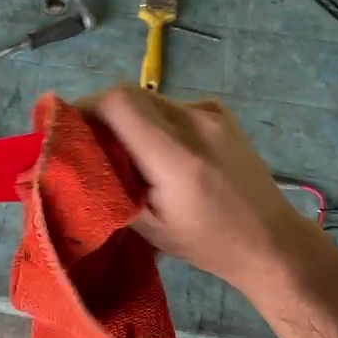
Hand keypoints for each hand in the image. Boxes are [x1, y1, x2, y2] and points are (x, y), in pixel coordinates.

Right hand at [93, 87, 326, 300]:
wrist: (270, 240)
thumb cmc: (208, 244)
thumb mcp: (150, 228)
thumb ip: (111, 191)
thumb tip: (74, 166)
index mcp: (177, 158)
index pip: (119, 103)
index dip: (85, 108)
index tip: (68, 130)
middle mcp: (196, 124)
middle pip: (131, 94)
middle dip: (101, 113)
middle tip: (87, 144)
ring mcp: (212, 114)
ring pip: (150, 99)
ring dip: (127, 117)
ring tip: (121, 152)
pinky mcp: (219, 113)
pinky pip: (171, 106)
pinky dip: (153, 121)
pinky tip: (156, 152)